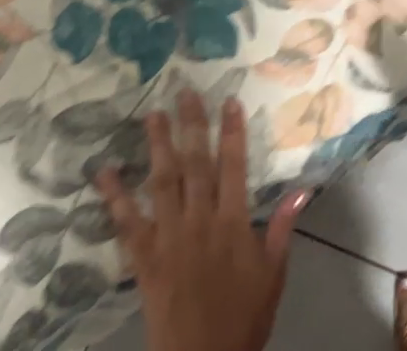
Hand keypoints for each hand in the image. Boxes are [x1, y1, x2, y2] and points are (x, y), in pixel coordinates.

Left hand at [96, 91, 309, 350]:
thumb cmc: (244, 316)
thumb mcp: (274, 273)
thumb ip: (282, 227)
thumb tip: (301, 188)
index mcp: (234, 223)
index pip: (234, 167)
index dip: (232, 132)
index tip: (228, 101)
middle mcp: (200, 221)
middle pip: (196, 165)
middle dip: (192, 126)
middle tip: (184, 92)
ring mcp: (169, 236)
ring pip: (163, 182)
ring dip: (157, 146)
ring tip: (153, 115)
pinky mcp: (143, 256)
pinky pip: (127, 221)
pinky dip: (114, 195)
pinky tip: (105, 171)